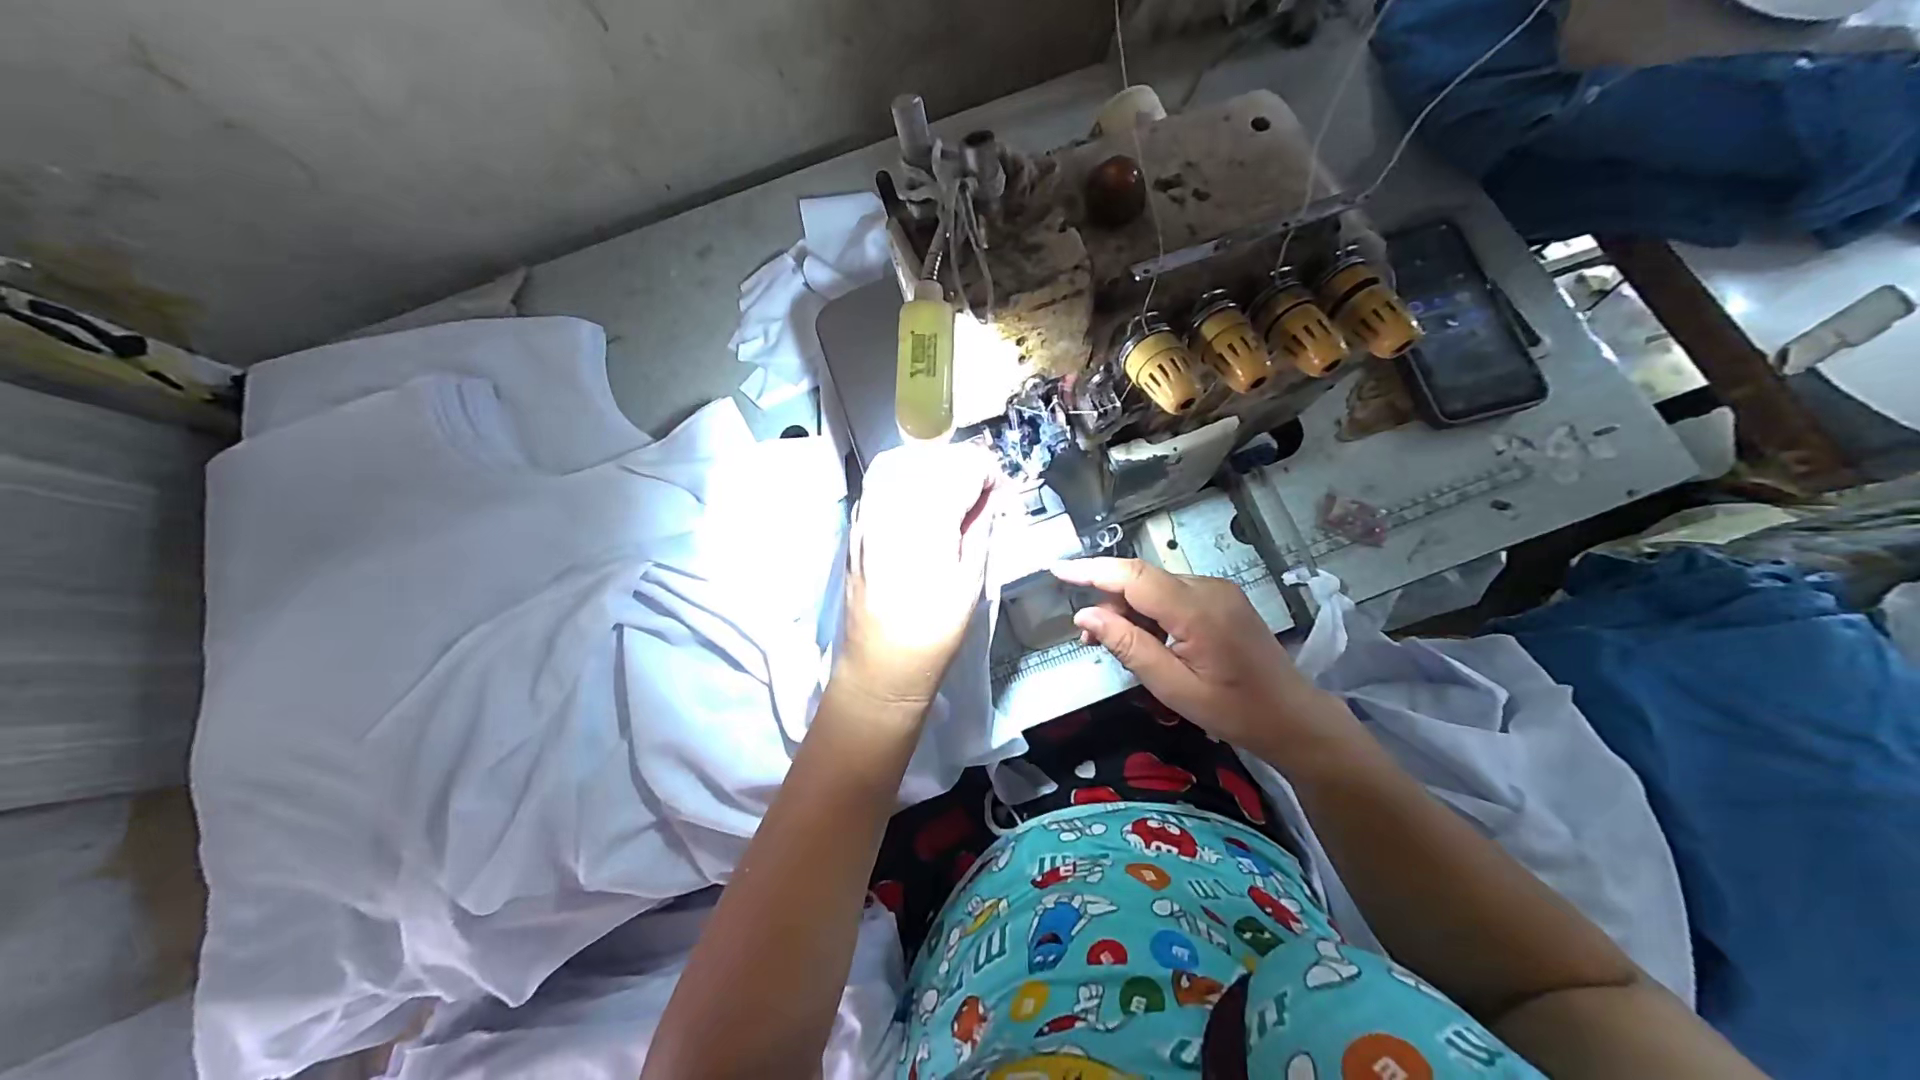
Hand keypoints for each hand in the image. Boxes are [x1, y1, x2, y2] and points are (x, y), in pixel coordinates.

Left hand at [836, 442, 1001, 712]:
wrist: (880, 666)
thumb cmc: (933, 632)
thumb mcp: (971, 580)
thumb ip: (980, 528)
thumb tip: (990, 498)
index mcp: (927, 520)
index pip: (964, 467)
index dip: (990, 473)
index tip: (1002, 494)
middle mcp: (891, 506)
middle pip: (933, 458)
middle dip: (963, 467)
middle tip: (983, 495)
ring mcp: (867, 513)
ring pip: (903, 461)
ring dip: (934, 467)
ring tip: (953, 492)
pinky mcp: (855, 525)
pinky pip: (879, 480)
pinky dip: (905, 477)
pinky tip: (921, 498)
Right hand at [1050, 558, 1359, 763]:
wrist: (1294, 717)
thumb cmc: (1234, 711)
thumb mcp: (1174, 687)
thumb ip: (1129, 646)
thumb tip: (1086, 616)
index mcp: (1197, 610)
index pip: (1133, 576)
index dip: (1091, 570)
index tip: (1057, 569)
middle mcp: (1208, 588)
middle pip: (1141, 580)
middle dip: (1108, 601)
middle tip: (1089, 640)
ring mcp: (1218, 590)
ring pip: (1155, 586)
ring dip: (1129, 609)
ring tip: (1117, 646)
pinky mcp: (1222, 598)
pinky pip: (1173, 594)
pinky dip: (1150, 612)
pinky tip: (1147, 641)